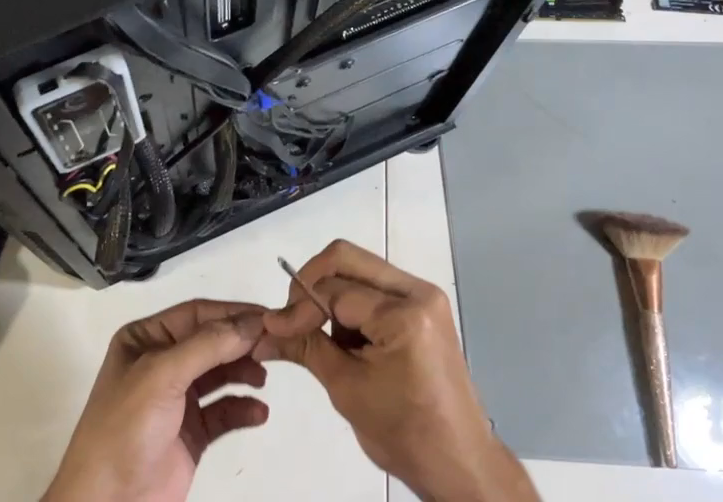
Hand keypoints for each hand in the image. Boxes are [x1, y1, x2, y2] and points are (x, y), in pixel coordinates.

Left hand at [43, 299, 273, 501]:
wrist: (109, 500)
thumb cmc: (126, 425)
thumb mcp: (162, 375)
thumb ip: (207, 346)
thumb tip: (251, 322)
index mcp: (145, 339)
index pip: (195, 314)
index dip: (231, 313)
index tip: (268, 316)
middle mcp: (161, 363)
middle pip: (211, 343)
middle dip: (241, 343)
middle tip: (274, 347)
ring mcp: (176, 399)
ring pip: (219, 375)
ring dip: (243, 373)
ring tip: (263, 379)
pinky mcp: (191, 433)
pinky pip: (223, 412)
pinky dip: (242, 409)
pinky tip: (259, 412)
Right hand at [266, 241, 540, 501]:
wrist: (458, 463)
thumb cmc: (404, 433)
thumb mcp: (346, 388)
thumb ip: (306, 347)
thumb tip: (264, 331)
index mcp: (405, 313)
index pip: (335, 290)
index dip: (298, 307)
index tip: (272, 329)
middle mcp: (418, 292)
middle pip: (347, 260)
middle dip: (310, 284)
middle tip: (290, 318)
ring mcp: (423, 297)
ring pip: (358, 271)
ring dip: (330, 295)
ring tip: (319, 337)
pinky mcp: (423, 309)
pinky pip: (373, 289)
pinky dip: (349, 306)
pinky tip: (343, 341)